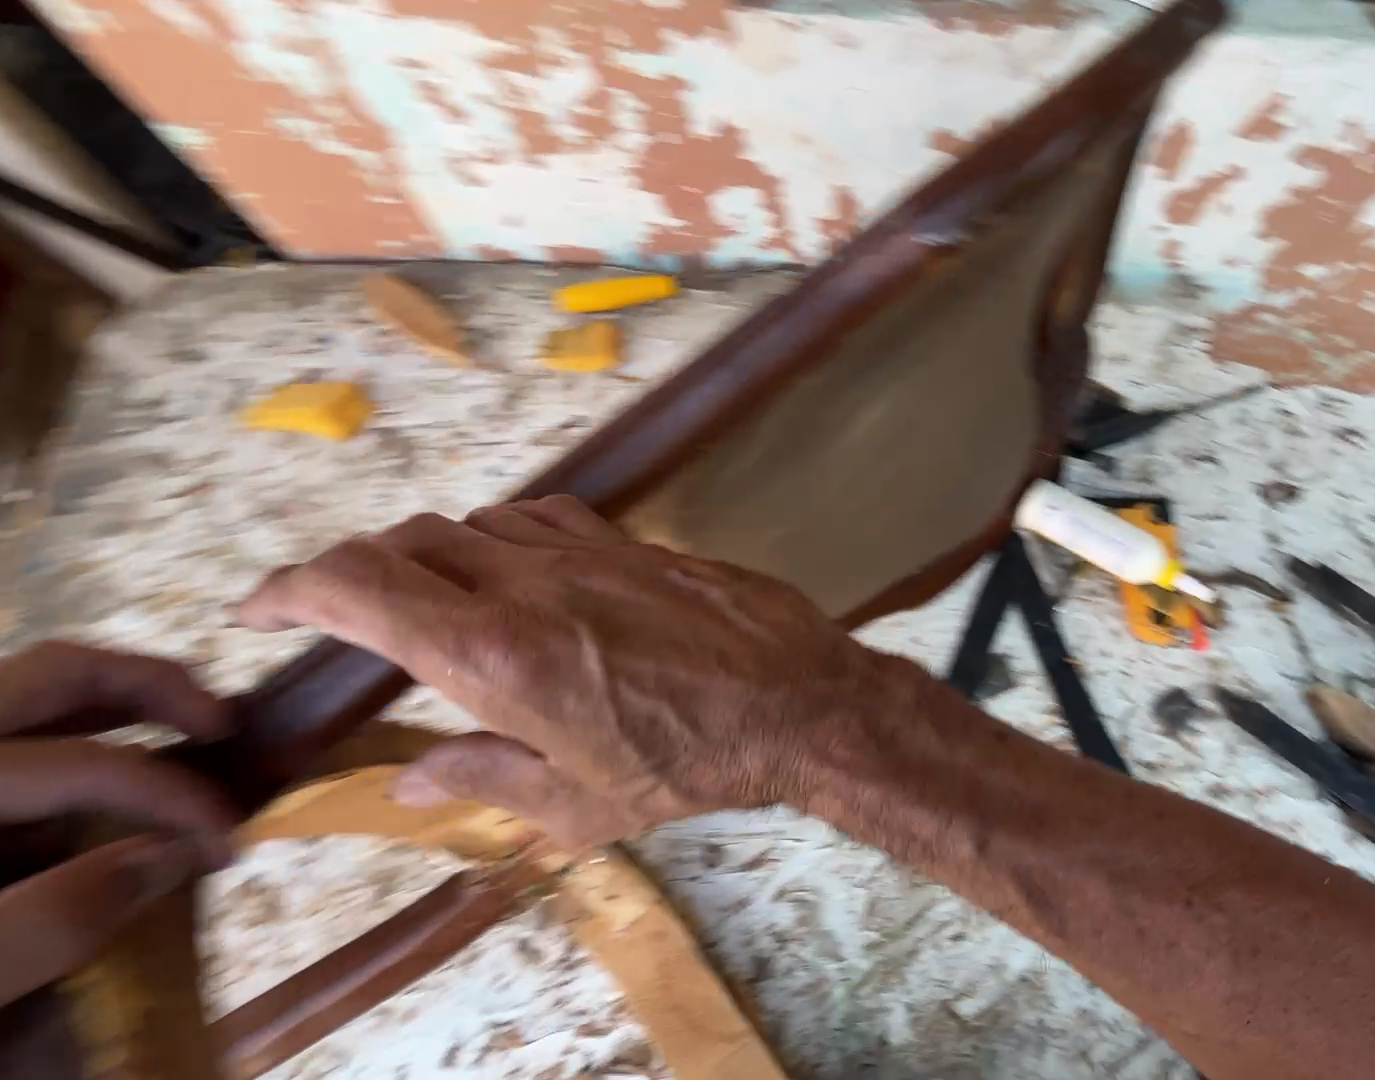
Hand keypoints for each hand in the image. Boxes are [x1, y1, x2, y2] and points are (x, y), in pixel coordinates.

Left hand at [0, 642, 236, 1009]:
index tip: (230, 842)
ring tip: (198, 734)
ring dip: (134, 702)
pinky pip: (27, 726)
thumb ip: (43, 925)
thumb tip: (172, 857)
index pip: (85, 765)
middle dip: (163, 690)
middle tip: (228, 730)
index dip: (175, 795)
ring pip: (43, 688)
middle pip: (60, 672)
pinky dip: (95, 732)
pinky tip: (126, 778)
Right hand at [234, 497, 929, 845]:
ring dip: (440, 551)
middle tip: (353, 613)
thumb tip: (410, 780)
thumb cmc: (692, 763)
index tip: (262, 609)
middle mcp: (531, 586)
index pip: (355, 586)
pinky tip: (526, 567)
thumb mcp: (578, 804)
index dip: (289, 588)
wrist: (800, 701)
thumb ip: (483, 780)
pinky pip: (550, 518)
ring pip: (479, 523)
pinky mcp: (640, 544)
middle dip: (359, 571)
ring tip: (442, 595)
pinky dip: (511, 535)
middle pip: (407, 542)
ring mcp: (592, 553)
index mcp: (495, 653)